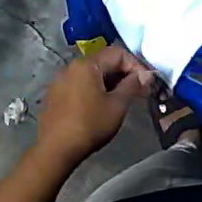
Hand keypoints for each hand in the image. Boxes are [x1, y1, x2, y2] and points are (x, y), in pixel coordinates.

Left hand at [34, 45, 154, 165]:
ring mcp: (60, 80)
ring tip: (121, 100)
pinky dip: (94, 90)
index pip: (118, 53)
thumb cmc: (90, 125)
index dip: (136, 65)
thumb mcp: (117, 105)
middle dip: (124, 74)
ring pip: (91, 74)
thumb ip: (132, 85)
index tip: (146, 83)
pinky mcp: (54, 94)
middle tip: (138, 92)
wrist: (56, 149)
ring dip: (109, 82)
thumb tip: (145, 75)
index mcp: (87, 65)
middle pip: (103, 61)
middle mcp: (71, 67)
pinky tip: (100, 106)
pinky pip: (79, 84)